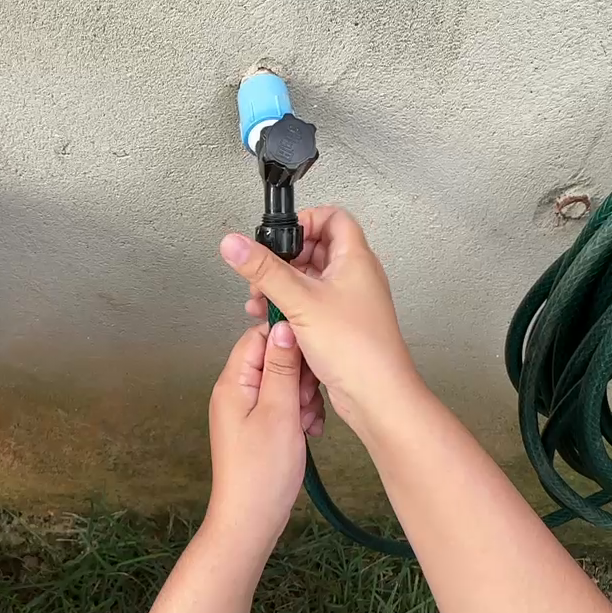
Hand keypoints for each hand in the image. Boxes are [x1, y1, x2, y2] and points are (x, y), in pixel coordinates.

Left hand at [206, 322, 317, 536]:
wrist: (251, 520)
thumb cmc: (262, 471)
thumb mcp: (279, 412)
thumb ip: (282, 367)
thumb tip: (284, 326)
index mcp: (233, 382)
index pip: (259, 336)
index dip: (288, 343)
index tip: (310, 362)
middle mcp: (236, 391)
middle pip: (274, 358)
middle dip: (299, 376)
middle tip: (305, 403)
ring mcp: (247, 410)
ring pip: (284, 383)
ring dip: (303, 398)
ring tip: (307, 423)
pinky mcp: (259, 427)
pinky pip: (284, 406)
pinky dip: (300, 415)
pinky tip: (308, 433)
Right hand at [219, 207, 419, 427]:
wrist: (375, 395)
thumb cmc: (357, 348)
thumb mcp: (299, 301)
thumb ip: (264, 270)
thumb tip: (235, 244)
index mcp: (355, 259)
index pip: (332, 218)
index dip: (305, 221)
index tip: (280, 237)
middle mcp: (355, 277)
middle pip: (316, 249)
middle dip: (284, 260)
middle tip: (264, 273)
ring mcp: (348, 302)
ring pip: (310, 280)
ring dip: (282, 287)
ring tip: (261, 300)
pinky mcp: (340, 325)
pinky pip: (311, 306)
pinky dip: (290, 308)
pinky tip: (273, 321)